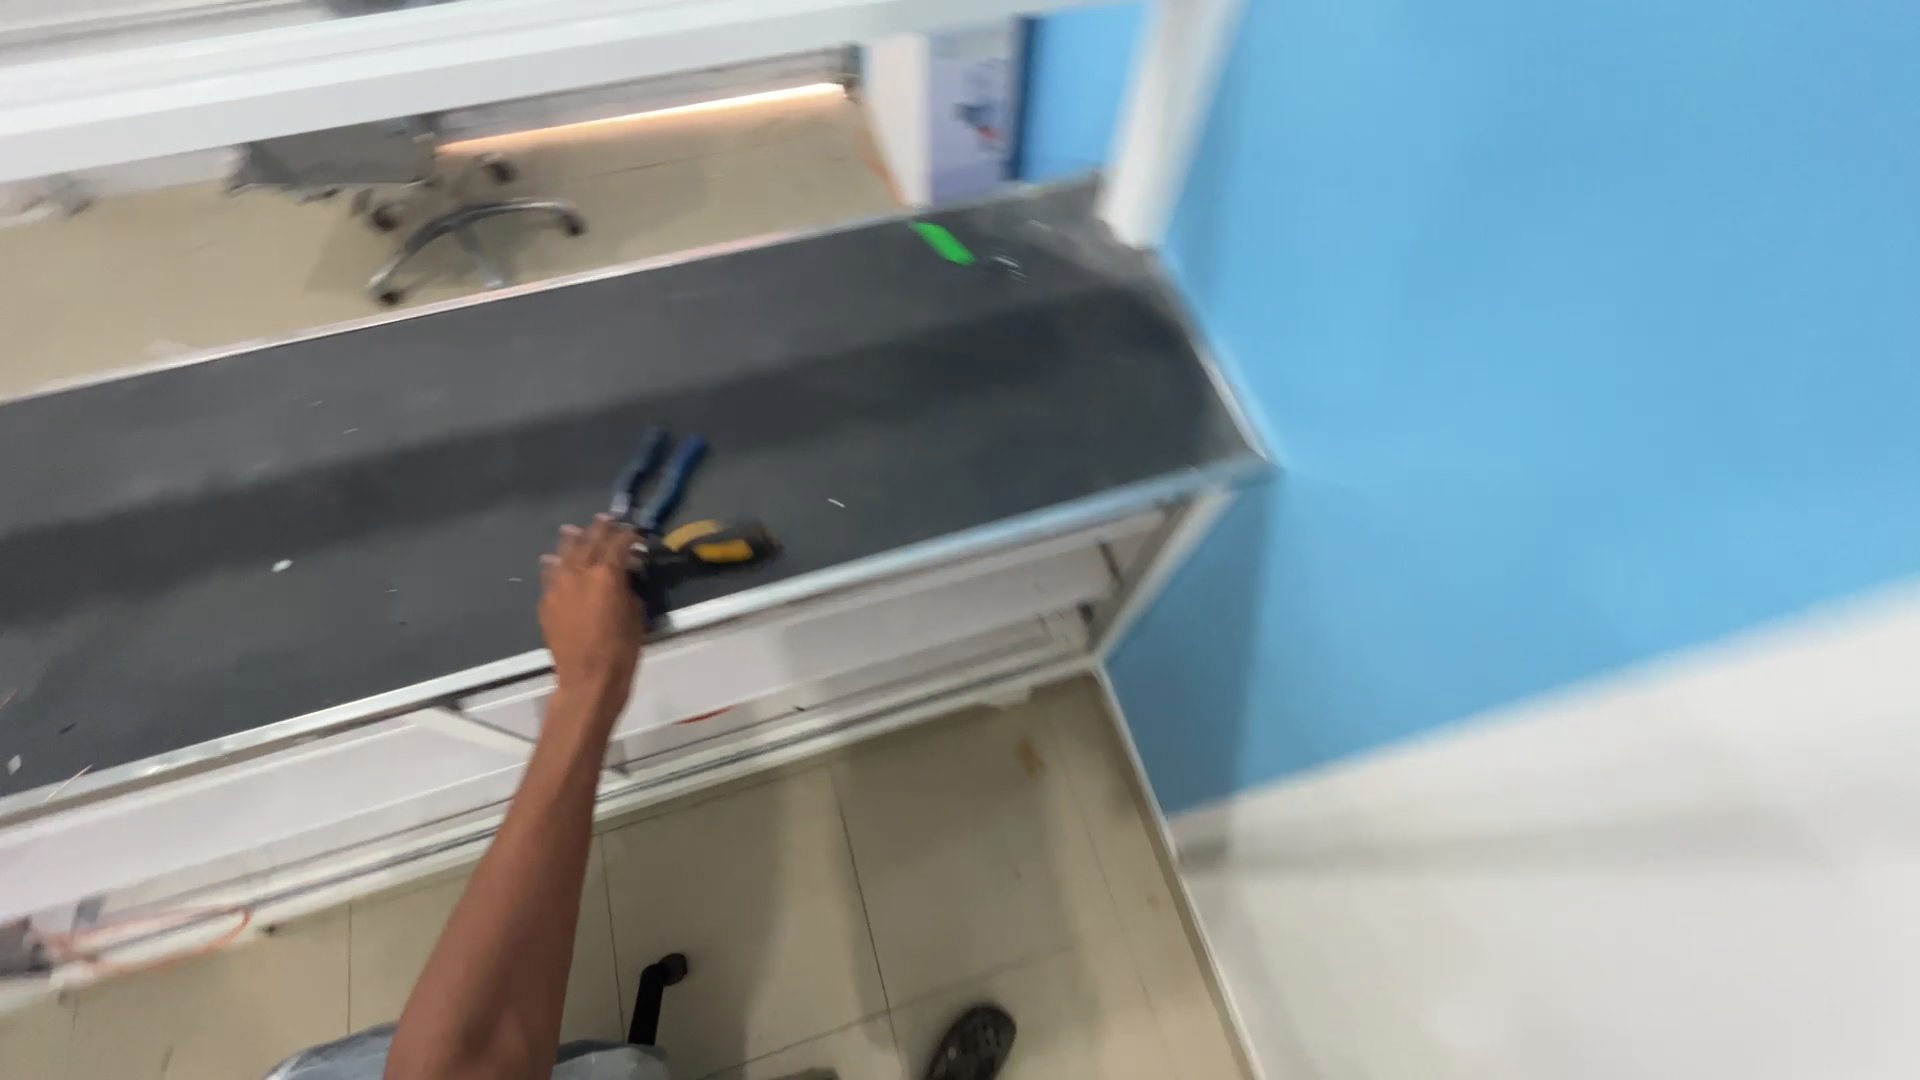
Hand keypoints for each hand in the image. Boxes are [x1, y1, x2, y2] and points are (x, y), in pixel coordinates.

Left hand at [540, 515, 646, 719]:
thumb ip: (629, 588)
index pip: (619, 544)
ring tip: (575, 529)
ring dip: (572, 540)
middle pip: (590, 542)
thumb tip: (625, 576)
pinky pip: (550, 575)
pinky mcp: (547, 602)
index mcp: (607, 575)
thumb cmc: (622, 649)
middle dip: (600, 529)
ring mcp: (559, 587)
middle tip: (607, 519)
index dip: (629, 535)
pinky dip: (554, 564)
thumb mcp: (636, 614)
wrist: (587, 679)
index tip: (636, 531)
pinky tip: (553, 559)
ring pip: (564, 554)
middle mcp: (579, 573)